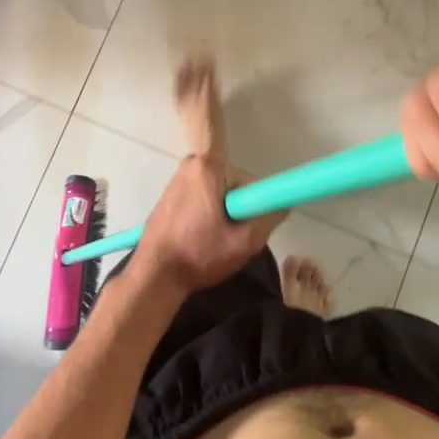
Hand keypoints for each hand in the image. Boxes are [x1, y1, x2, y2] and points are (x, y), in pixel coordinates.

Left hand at [137, 153, 284, 293]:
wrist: (154, 274)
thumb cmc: (198, 255)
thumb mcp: (244, 242)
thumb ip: (269, 218)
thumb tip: (284, 204)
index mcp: (209, 166)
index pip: (249, 182)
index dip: (253, 207)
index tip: (246, 229)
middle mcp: (191, 164)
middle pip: (233, 186)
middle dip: (236, 211)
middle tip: (229, 239)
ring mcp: (177, 178)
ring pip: (217, 194)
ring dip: (221, 215)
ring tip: (212, 241)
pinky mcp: (169, 193)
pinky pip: (201, 199)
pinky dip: (206, 215)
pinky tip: (198, 237)